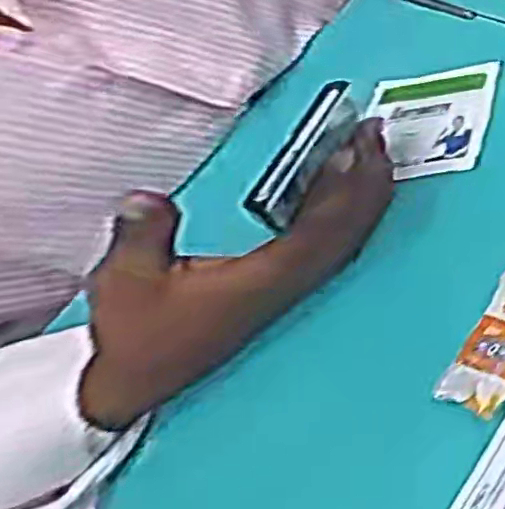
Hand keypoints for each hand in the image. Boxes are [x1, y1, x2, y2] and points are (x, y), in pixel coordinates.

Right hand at [79, 121, 393, 428]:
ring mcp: (312, 273)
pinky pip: (347, 230)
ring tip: (373, 143)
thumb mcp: (128, 282)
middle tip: (372, 131)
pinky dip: (358, 200)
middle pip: (355, 214)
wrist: (149, 378)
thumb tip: (144, 198)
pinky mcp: (308, 273)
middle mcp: (305, 271)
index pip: (323, 221)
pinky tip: (359, 176)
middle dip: (369, 170)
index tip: (351, 149)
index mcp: (273, 272)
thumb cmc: (143, 333)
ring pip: (358, 221)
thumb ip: (143, 236)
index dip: (342, 183)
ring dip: (369, 180)